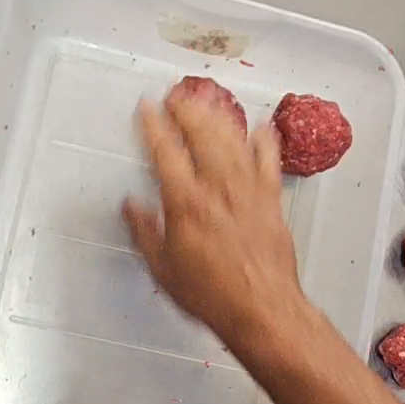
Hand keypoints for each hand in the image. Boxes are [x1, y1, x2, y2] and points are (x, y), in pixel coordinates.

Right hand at [122, 94, 311, 350]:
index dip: (153, 125)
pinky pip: (269, 160)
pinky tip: (261, 126)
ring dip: (219, 116)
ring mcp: (249, 190)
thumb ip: (146, 231)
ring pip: (234, 140)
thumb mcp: (163, 268)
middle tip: (177, 94)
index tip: (147, 107)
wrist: (262, 309)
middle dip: (187, 108)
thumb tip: (133, 207)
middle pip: (202, 134)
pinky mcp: (272, 200)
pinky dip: (264, 139)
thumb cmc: (212, 294)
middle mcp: (219, 188)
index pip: (165, 151)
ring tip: (208, 100)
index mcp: (186, 202)